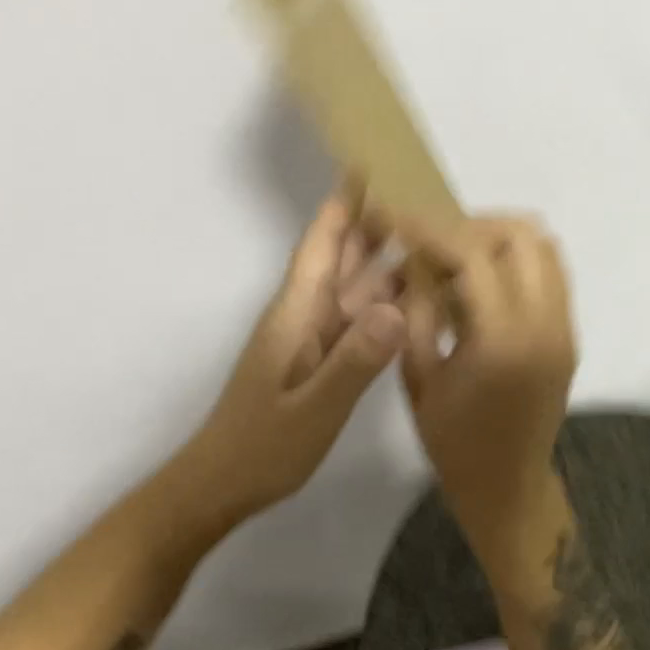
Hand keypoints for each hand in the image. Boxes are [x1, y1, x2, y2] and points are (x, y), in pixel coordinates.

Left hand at [175, 182, 404, 523]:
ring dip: (382, 263)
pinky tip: (409, 303)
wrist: (223, 484)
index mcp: (297, 317)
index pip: (321, 248)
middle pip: (341, 261)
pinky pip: (357, 323)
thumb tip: (394, 307)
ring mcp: (311, 343)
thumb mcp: (314, 409)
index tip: (365, 165)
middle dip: (372, 225)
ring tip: (426, 239)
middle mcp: (304, 320)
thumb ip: (354, 362)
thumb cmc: (263, 447)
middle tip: (416, 194)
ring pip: (352, 291)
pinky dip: (382, 305)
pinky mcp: (319, 365)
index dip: (341, 207)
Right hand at [391, 213, 576, 551]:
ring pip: (545, 249)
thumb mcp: (419, 375)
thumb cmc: (454, 442)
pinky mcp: (569, 336)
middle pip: (521, 236)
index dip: (429, 227)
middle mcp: (546, 326)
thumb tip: (412, 259)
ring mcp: (565, 330)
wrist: (508, 484)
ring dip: (500, 240)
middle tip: (432, 243)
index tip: (395, 215)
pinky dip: (518, 263)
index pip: (473, 254)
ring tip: (458, 260)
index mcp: (503, 341)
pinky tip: (483, 284)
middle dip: (470, 227)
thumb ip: (417, 310)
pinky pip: (552, 275)